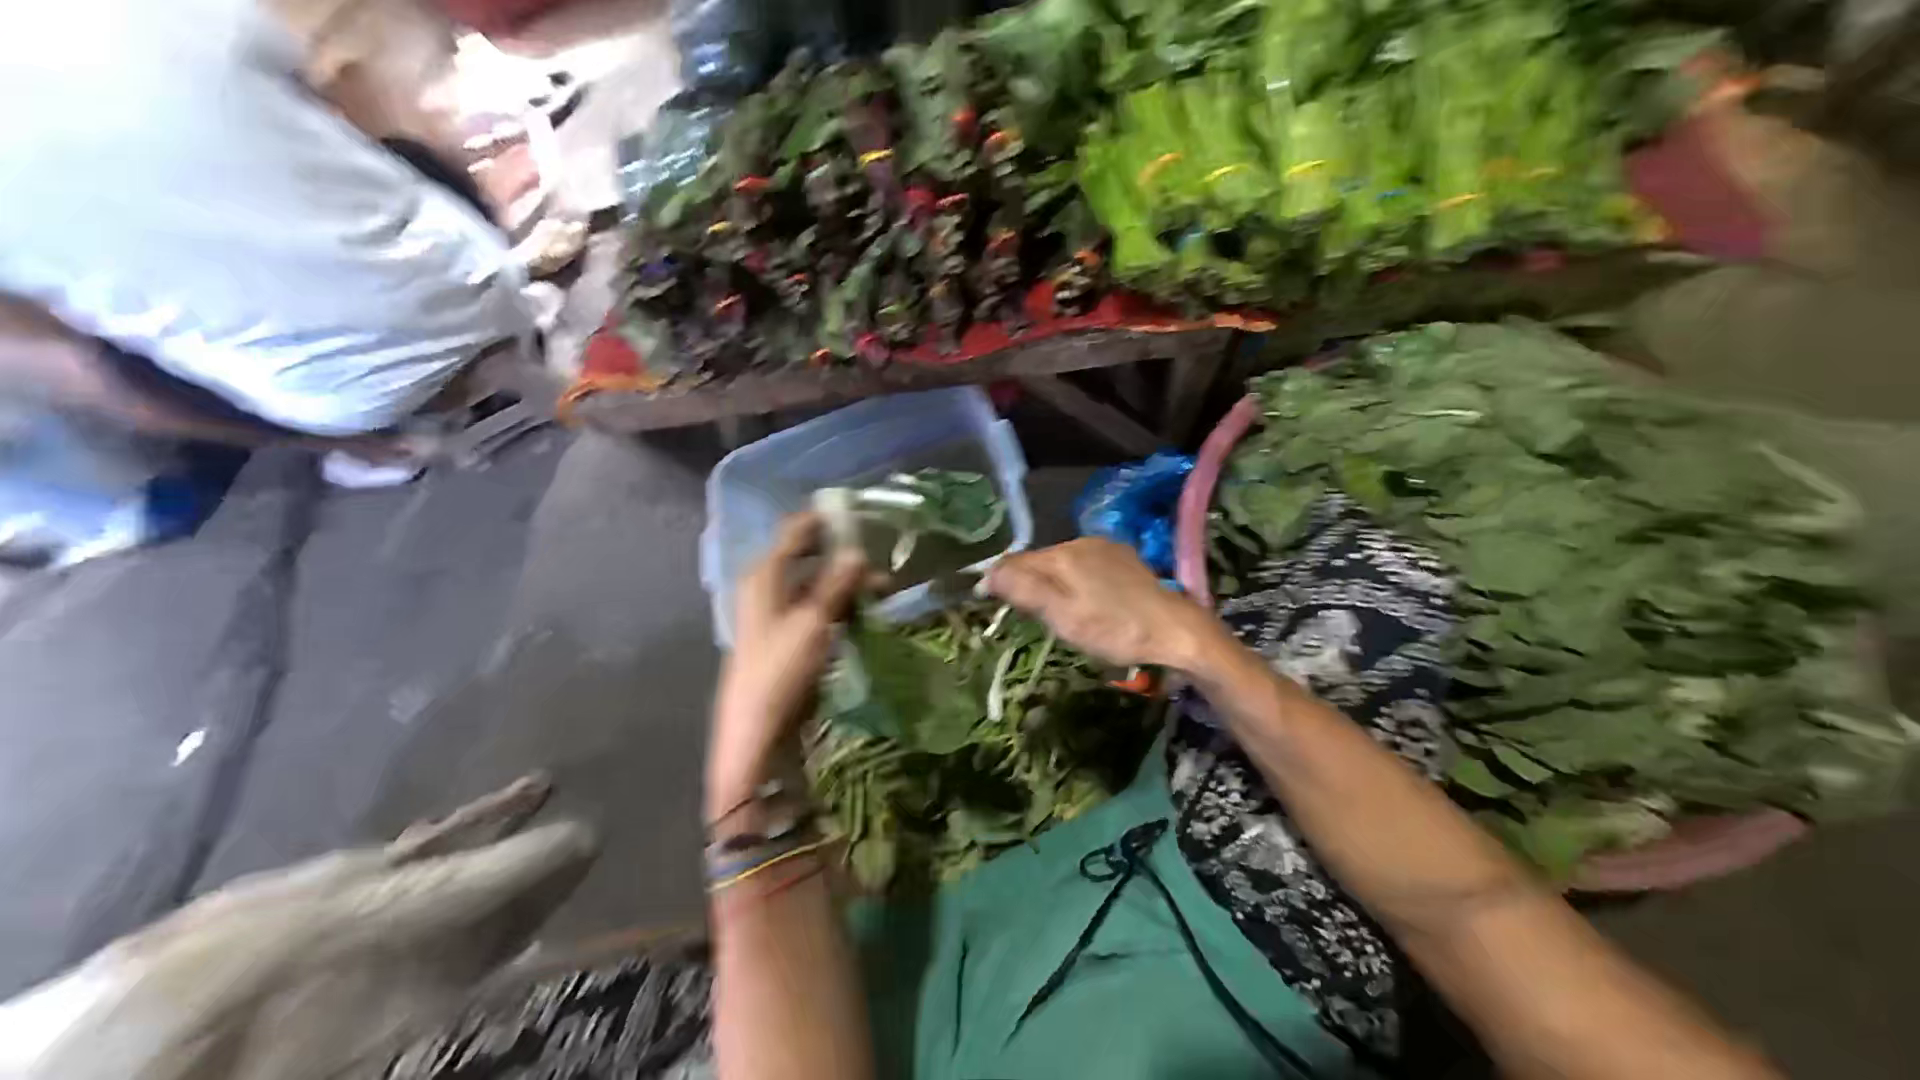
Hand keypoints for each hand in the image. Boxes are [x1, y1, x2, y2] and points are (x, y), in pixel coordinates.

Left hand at [709, 512, 866, 819]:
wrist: (755, 728)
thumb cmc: (781, 668)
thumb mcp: (813, 622)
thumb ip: (836, 583)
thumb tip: (858, 551)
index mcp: (765, 573)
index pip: (796, 529)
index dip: (827, 519)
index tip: (863, 514)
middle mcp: (768, 584)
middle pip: (809, 555)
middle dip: (844, 554)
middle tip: (881, 556)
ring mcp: (776, 609)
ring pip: (816, 582)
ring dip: (846, 581)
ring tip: (883, 588)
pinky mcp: (786, 632)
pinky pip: (816, 606)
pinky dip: (839, 603)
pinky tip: (864, 610)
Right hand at [984, 538, 1228, 671]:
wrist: (1176, 632)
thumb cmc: (1114, 629)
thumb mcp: (1062, 617)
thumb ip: (1025, 591)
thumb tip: (987, 572)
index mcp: (1063, 554)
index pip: (1017, 561)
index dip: (1000, 581)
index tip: (991, 603)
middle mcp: (1082, 543)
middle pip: (1040, 560)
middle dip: (1028, 582)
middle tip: (1028, 615)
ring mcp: (1107, 548)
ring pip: (1064, 563)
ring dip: (1053, 582)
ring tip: (1057, 611)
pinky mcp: (1125, 560)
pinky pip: (1086, 566)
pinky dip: (1076, 581)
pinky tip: (1088, 602)